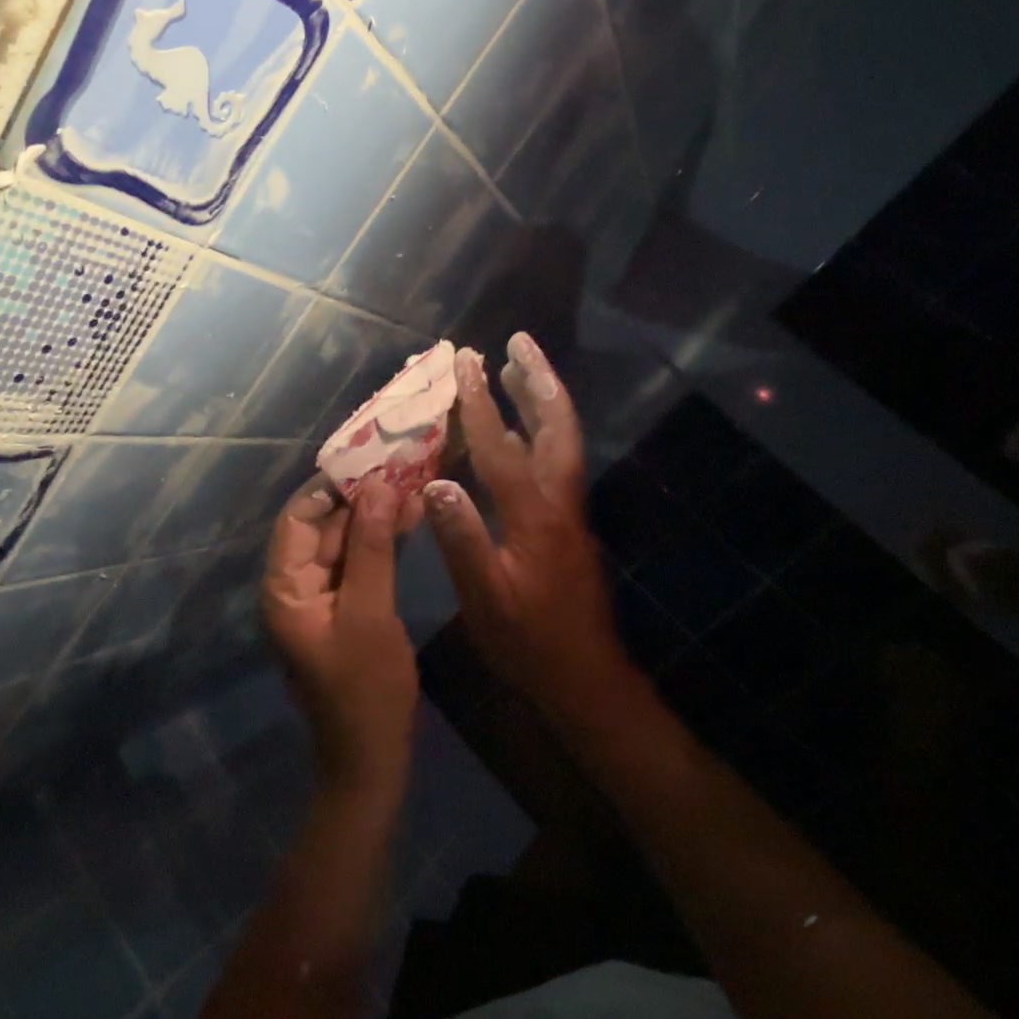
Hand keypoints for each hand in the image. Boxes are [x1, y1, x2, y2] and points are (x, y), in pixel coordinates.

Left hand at [261, 477, 422, 796]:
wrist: (371, 755)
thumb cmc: (367, 688)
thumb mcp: (370, 612)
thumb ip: (370, 547)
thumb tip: (377, 485)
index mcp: (284, 588)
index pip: (296, 519)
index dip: (330, 486)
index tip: (370, 458)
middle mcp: (293, 588)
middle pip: (319, 528)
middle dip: (358, 498)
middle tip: (400, 465)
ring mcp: (317, 601)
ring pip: (340, 545)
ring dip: (372, 518)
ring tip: (412, 485)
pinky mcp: (340, 611)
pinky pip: (354, 566)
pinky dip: (377, 544)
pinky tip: (407, 520)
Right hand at [424, 334, 622, 698]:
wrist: (583, 676)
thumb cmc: (528, 642)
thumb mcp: (485, 599)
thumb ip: (461, 540)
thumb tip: (436, 482)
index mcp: (534, 517)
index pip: (503, 449)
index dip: (481, 405)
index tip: (465, 363)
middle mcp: (559, 504)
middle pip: (556, 428)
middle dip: (537, 381)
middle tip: (517, 342)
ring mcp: (569, 514)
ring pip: (561, 443)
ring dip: (542, 401)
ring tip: (518, 369)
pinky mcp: (568, 527)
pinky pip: (555, 463)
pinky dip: (541, 431)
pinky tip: (523, 432)